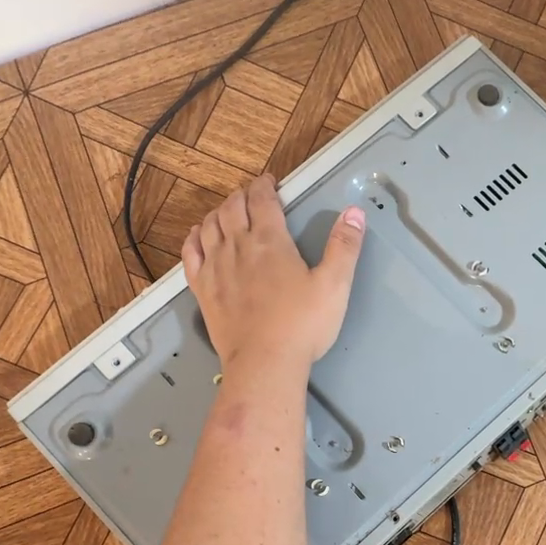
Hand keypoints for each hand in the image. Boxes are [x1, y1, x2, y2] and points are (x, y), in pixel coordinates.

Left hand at [181, 173, 364, 369]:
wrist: (265, 362)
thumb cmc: (303, 325)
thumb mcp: (335, 286)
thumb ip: (344, 247)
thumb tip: (354, 213)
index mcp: (270, 241)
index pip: (263, 201)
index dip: (265, 186)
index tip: (269, 181)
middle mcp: (238, 246)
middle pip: (233, 208)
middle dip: (242, 196)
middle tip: (252, 194)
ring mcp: (216, 267)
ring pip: (210, 225)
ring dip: (219, 212)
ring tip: (228, 210)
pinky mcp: (203, 288)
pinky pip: (191, 252)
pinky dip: (195, 237)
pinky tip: (200, 236)